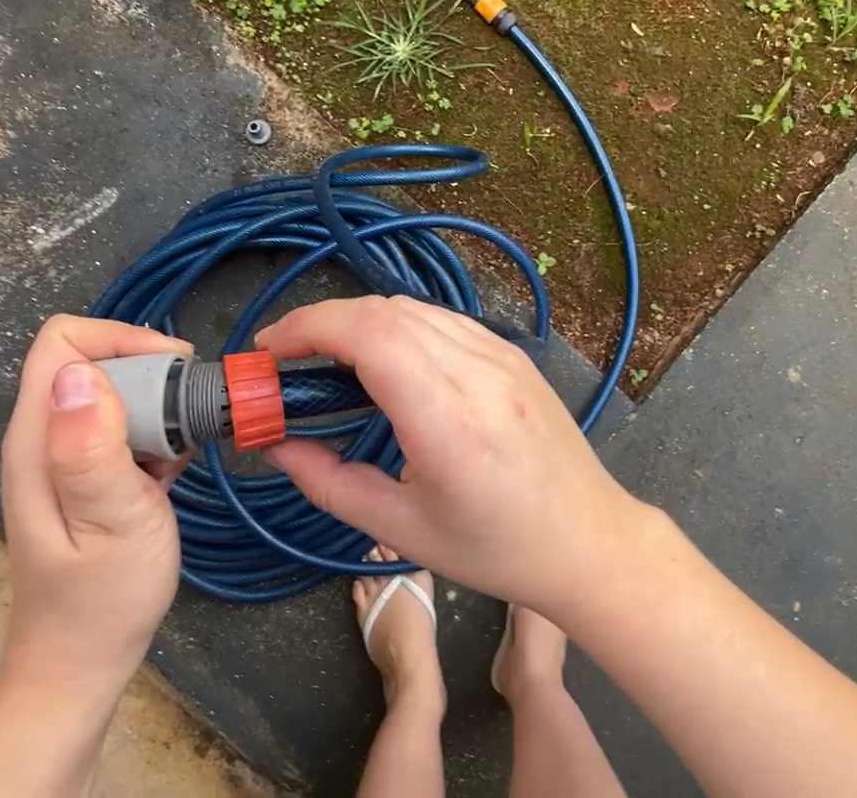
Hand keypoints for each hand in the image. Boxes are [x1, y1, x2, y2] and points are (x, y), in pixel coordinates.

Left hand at [0, 315, 192, 703]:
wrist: (84, 663)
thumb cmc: (101, 600)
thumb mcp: (110, 522)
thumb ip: (91, 450)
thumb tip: (79, 374)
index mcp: (38, 439)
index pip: (63, 343)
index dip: (120, 339)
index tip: (173, 372)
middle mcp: (46, 436)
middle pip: (93, 359)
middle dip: (149, 369)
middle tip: (190, 412)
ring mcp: (67, 456)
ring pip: (114, 391)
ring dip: (159, 402)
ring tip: (187, 443)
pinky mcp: (92, 474)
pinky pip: (125, 424)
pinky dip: (158, 431)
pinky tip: (175, 468)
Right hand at [256, 296, 650, 615]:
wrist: (588, 539)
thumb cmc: (495, 549)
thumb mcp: (401, 530)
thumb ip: (329, 484)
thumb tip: (275, 446)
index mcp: (448, 419)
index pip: (369, 334)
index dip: (308, 327)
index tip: (268, 350)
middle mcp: (477, 371)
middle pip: (384, 310)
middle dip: (322, 322)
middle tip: (287, 359)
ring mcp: (501, 355)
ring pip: (412, 307)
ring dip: (359, 321)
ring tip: (327, 361)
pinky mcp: (512, 353)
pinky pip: (441, 320)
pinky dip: (397, 326)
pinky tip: (383, 361)